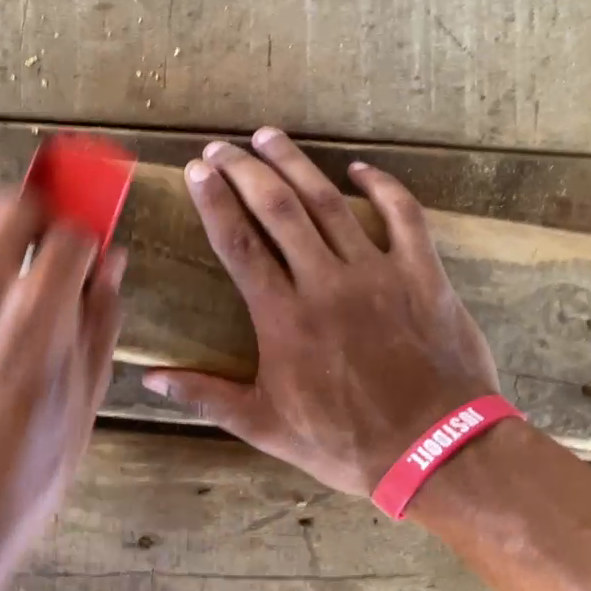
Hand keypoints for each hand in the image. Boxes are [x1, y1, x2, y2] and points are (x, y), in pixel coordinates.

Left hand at [0, 192, 125, 548]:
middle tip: (57, 243)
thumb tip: (113, 265)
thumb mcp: (87, 394)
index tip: (94, 255)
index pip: (71, 235)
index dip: (90, 241)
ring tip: (9, 247)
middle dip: (46, 215)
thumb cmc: (30, 463)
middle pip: (16, 206)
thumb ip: (101, 318)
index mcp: (40, 313)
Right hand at [141, 129, 499, 495]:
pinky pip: (404, 217)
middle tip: (221, 147)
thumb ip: (206, 395)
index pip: (238, 244)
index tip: (196, 170)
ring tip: (269, 137)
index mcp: (282, 316)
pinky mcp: (423, 275)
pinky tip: (360, 167)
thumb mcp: (264, 425)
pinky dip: (383, 187)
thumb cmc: (345, 442)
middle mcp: (325, 283)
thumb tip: (150, 378)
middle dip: (244, 172)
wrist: (440, 453)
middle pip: (277, 211)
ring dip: (296, 165)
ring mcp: (377, 274)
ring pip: (329, 203)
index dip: (214, 202)